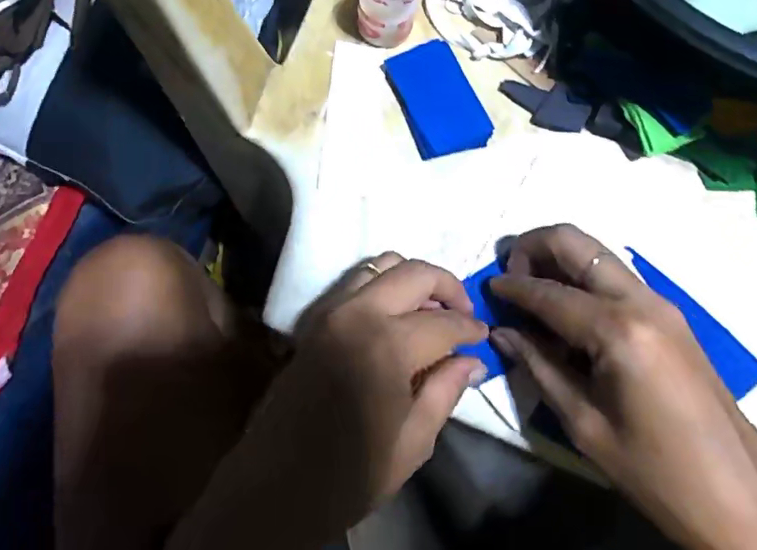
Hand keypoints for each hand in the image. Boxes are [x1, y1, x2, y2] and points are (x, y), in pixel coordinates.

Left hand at [170, 254, 485, 548]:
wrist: (271, 491)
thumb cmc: (347, 476)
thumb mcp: (411, 445)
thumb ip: (445, 391)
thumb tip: (473, 361)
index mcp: (387, 346)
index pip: (443, 323)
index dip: (470, 329)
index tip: (484, 336)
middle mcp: (360, 314)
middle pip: (415, 273)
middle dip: (448, 287)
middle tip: (464, 314)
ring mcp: (333, 311)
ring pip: (384, 264)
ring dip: (415, 278)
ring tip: (431, 309)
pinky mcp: (316, 317)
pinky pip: (358, 280)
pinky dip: (385, 283)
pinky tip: (396, 313)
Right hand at [489, 226, 756, 549]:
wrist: (742, 494)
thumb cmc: (658, 473)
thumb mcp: (587, 426)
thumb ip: (540, 368)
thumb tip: (502, 332)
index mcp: (619, 330)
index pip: (550, 293)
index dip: (512, 288)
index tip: (486, 288)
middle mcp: (641, 300)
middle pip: (576, 242)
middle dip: (535, 247)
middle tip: (510, 275)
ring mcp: (660, 302)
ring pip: (597, 253)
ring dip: (560, 259)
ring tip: (532, 289)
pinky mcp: (669, 313)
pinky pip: (616, 277)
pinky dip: (584, 279)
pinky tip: (567, 311)